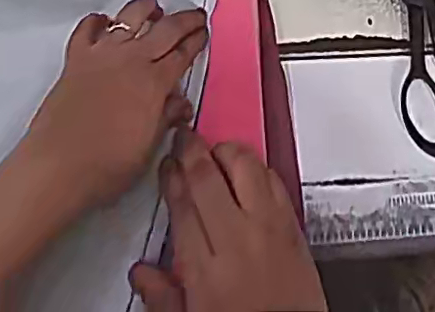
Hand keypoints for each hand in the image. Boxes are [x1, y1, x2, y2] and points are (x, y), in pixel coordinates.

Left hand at [20, 0, 208, 214]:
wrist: (55, 169)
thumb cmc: (105, 167)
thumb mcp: (147, 149)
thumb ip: (166, 118)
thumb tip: (181, 103)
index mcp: (154, 83)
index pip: (183, 53)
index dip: (196, 41)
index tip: (203, 33)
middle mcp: (131, 60)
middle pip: (166, 29)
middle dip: (185, 19)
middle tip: (195, 16)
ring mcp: (102, 54)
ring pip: (129, 17)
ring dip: (145, 8)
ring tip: (154, 8)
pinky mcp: (76, 58)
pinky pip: (88, 28)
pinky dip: (97, 21)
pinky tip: (103, 22)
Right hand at [130, 132, 326, 311]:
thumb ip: (164, 298)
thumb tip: (142, 273)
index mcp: (205, 270)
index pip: (182, 204)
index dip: (171, 176)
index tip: (167, 164)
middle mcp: (237, 241)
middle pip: (208, 176)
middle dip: (191, 149)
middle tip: (183, 139)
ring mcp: (268, 228)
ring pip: (244, 166)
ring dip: (226, 151)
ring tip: (215, 152)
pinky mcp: (293, 225)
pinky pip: (273, 179)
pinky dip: (257, 167)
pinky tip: (247, 171)